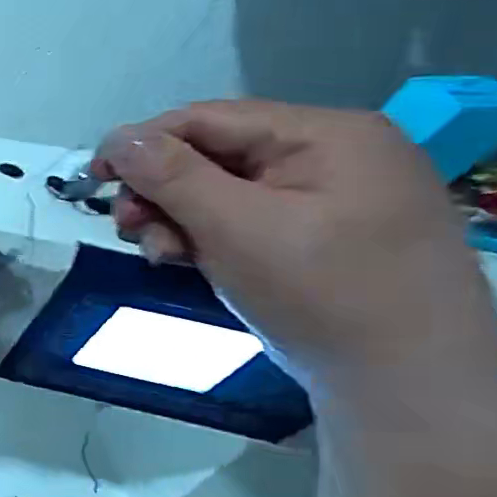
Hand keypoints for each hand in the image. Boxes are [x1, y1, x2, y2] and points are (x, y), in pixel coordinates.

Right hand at [91, 100, 496, 384]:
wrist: (403, 377)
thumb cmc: (321, 290)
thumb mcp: (235, 227)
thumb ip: (172, 176)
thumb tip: (115, 138)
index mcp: (325, 135)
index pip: (208, 119)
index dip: (142, 144)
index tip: (93, 181)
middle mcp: (329, 154)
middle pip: (210, 154)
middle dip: (158, 190)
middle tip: (127, 228)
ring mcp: (325, 196)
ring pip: (218, 190)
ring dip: (173, 218)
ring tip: (159, 254)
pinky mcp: (314, 234)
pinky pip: (239, 219)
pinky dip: (201, 236)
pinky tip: (184, 261)